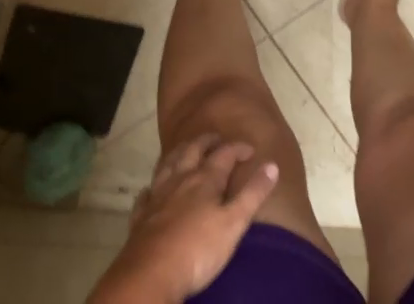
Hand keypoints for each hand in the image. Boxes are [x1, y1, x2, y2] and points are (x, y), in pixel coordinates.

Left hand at [88, 134, 279, 303]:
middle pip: (192, 151)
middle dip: (206, 142)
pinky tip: (152, 189)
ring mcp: (157, 197)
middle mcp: (180, 180)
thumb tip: (272, 165)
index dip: (238, 148)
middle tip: (216, 139)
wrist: (151, 275)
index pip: (224, 154)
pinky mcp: (141, 217)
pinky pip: (146, 194)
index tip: (250, 150)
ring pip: (168, 165)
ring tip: (186, 150)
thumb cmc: (199, 248)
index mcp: (205, 179)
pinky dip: (152, 186)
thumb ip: (253, 193)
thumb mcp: (235, 222)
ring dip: (179, 154)